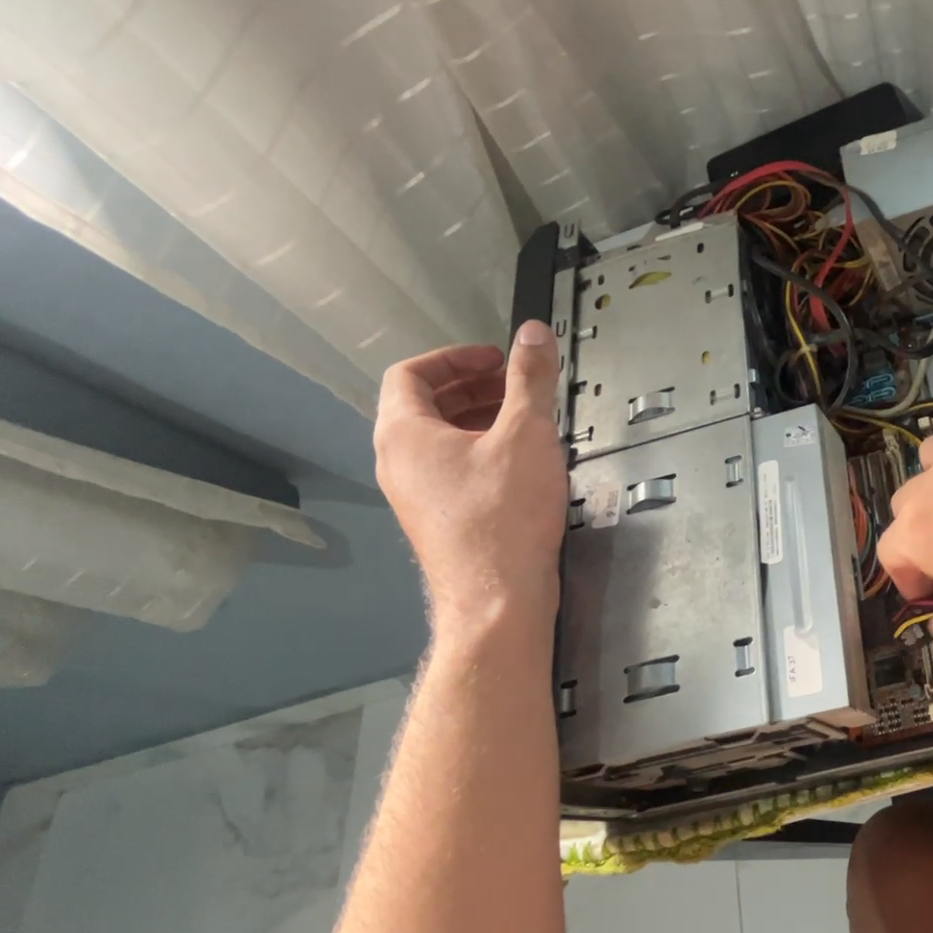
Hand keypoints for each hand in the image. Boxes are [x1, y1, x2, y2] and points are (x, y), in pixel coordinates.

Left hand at [374, 321, 565, 625]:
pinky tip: (524, 464)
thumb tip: (534, 333)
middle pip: (424, 406)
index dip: (454, 357)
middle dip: (473, 387)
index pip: (411, 374)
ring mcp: (416, 496)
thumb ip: (530, 379)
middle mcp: (399, 463)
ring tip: (527, 421)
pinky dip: (483, 452)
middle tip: (516, 385)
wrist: (498, 599)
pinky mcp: (440, 522)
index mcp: (404, 433)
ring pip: (441, 441)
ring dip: (480, 420)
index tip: (497, 359)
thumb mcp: (526, 434)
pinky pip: (453, 470)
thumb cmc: (504, 515)